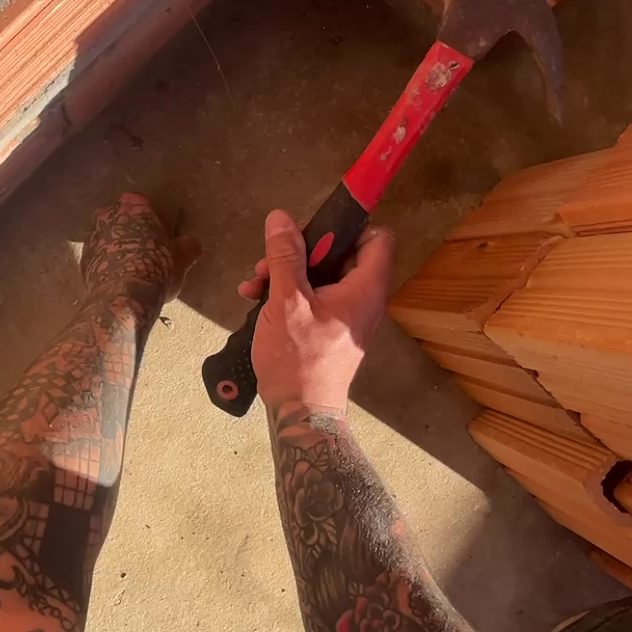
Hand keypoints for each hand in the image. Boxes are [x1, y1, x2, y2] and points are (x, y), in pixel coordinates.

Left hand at [81, 193, 200, 308]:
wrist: (123, 297)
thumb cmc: (156, 268)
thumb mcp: (182, 258)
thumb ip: (187, 246)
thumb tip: (190, 243)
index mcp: (134, 207)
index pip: (141, 202)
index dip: (150, 217)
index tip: (158, 233)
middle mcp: (108, 216)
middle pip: (118, 217)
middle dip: (128, 229)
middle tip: (144, 249)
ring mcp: (92, 238)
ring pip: (105, 237)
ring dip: (114, 247)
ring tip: (130, 267)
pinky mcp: (83, 261)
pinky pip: (96, 258)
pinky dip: (105, 265)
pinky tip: (117, 280)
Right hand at [238, 209, 394, 413]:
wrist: (300, 412)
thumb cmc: (299, 360)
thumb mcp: (286, 300)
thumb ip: (284, 256)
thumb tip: (281, 219)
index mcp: (365, 288)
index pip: (376, 237)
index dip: (347, 226)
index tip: (313, 229)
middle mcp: (363, 299)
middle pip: (338, 254)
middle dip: (299, 253)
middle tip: (269, 262)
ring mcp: (346, 316)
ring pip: (320, 277)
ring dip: (285, 274)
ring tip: (255, 285)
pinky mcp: (330, 331)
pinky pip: (313, 299)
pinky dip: (287, 295)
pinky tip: (257, 300)